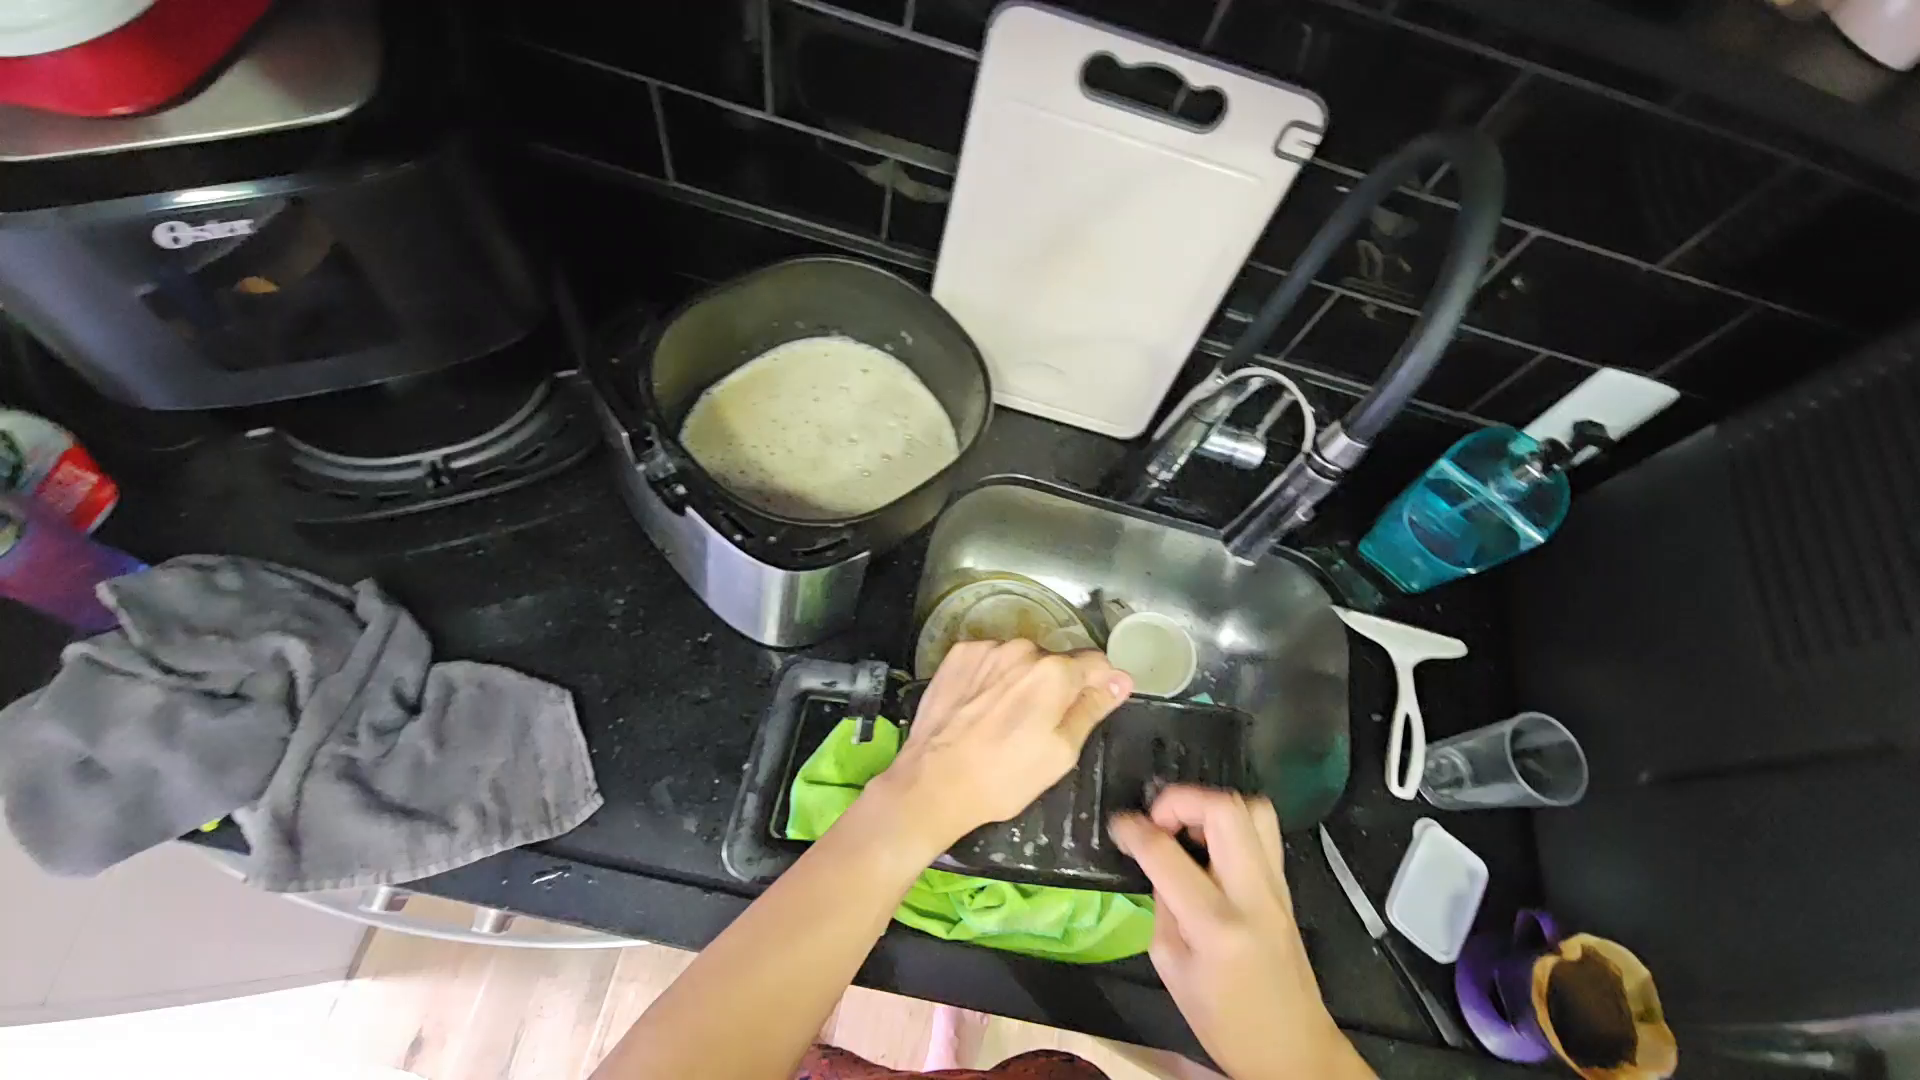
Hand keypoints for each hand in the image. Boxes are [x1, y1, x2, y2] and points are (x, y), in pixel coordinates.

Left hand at [871, 639, 1132, 850]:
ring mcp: (987, 649)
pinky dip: (992, 678)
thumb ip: (1092, 709)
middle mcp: (1022, 649)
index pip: (1096, 663)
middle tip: (1039, 726)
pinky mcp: (959, 655)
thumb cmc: (1002, 777)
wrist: (932, 782)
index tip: (1093, 704)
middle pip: (1056, 662)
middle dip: (1056, 687)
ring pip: (1021, 660)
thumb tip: (1120, 681)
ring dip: (1022, 681)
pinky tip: (981, 708)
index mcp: (1054, 673)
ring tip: (1004, 720)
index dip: (1100, 684)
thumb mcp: (1061, 753)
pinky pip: (990, 660)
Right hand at [1111, 787, 1371, 1079]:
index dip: (1134, 829)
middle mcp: (1254, 895)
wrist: (1295, 1053)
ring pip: (1253, 809)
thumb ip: (1163, 906)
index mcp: (1217, 925)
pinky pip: (1261, 831)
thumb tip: (1157, 864)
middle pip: (1225, 810)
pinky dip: (1229, 823)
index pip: (1167, 853)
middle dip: (1181, 800)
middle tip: (1157, 820)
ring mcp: (1277, 887)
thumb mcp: (1171, 967)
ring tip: (1185, 829)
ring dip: (1210, 806)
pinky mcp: (1286, 886)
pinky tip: (1207, 846)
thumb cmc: (1224, 1023)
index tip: (1118, 826)